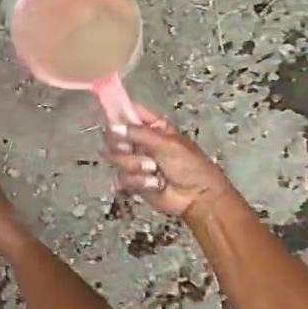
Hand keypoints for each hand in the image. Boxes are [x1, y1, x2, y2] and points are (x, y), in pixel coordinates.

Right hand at [102, 108, 237, 218]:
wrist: (197, 196)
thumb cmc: (188, 164)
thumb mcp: (166, 143)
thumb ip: (138, 133)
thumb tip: (112, 127)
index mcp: (152, 128)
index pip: (130, 113)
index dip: (118, 112)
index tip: (110, 117)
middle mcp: (140, 143)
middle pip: (115, 136)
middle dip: (123, 144)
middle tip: (133, 149)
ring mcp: (135, 162)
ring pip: (117, 158)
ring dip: (136, 164)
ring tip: (153, 170)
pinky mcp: (133, 181)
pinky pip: (123, 178)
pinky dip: (139, 181)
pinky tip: (154, 184)